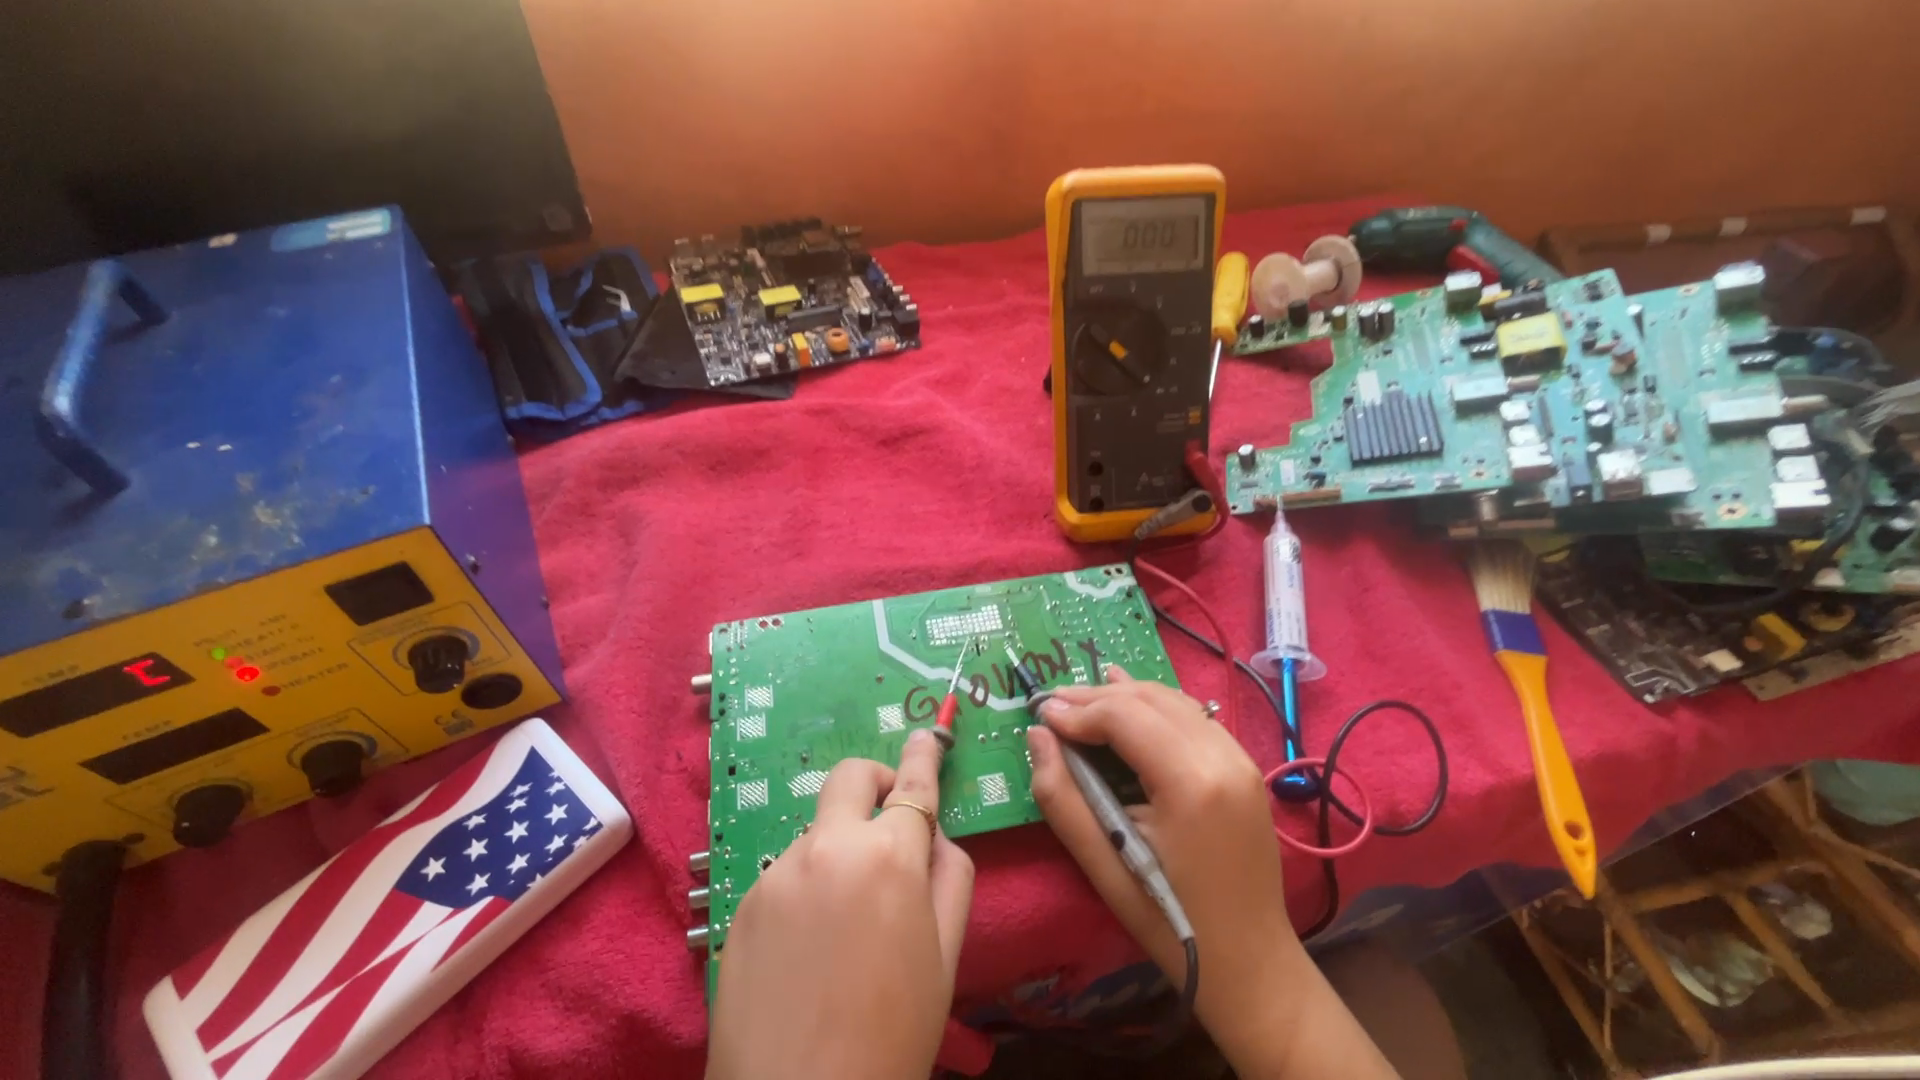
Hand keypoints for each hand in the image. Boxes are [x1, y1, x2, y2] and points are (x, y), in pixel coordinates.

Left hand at [706, 729, 974, 1079]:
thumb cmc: (892, 1031)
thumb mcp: (946, 956)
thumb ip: (949, 877)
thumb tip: (933, 835)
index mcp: (887, 857)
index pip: (912, 786)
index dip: (924, 757)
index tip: (930, 737)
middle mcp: (826, 848)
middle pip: (849, 778)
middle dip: (875, 781)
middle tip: (889, 816)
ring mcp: (777, 873)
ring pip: (817, 833)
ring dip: (840, 848)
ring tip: (846, 920)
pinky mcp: (742, 904)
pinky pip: (786, 874)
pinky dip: (806, 886)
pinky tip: (808, 946)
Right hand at [1026, 667, 1311, 1068]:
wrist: (1250, 961)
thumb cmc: (1169, 921)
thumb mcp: (1103, 867)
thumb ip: (1062, 798)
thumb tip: (1038, 737)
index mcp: (1190, 783)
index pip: (1124, 716)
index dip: (1078, 710)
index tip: (1040, 714)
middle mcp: (1222, 756)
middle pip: (1149, 700)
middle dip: (1096, 697)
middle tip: (1052, 704)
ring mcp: (1241, 759)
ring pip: (1173, 701)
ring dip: (1124, 696)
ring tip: (1080, 702)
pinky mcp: (1245, 767)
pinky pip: (1193, 718)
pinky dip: (1155, 707)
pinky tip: (1129, 705)